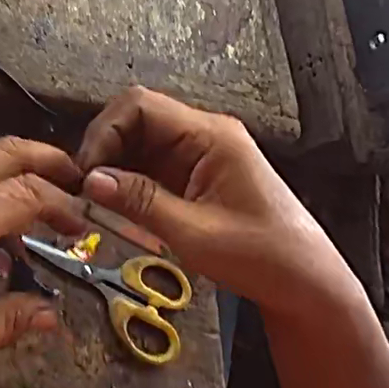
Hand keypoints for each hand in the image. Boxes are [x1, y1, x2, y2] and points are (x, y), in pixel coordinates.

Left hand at [0, 138, 86, 387]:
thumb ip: (6, 323)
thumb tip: (52, 314)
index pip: (28, 195)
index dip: (65, 207)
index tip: (86, 229)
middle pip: (7, 152)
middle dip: (51, 160)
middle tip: (82, 183)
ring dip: (22, 173)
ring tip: (50, 204)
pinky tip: (2, 222)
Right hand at [74, 87, 359, 323]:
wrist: (303, 282)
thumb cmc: (262, 256)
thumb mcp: (195, 233)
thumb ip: (140, 202)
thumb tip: (90, 180)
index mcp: (210, 135)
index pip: (140, 106)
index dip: (105, 132)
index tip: (86, 172)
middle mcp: (203, 134)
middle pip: (136, 120)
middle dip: (105, 151)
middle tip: (84, 190)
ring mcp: (198, 154)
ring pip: (138, 144)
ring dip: (114, 169)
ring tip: (97, 204)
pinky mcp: (194, 175)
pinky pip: (149, 166)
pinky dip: (128, 184)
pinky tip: (119, 209)